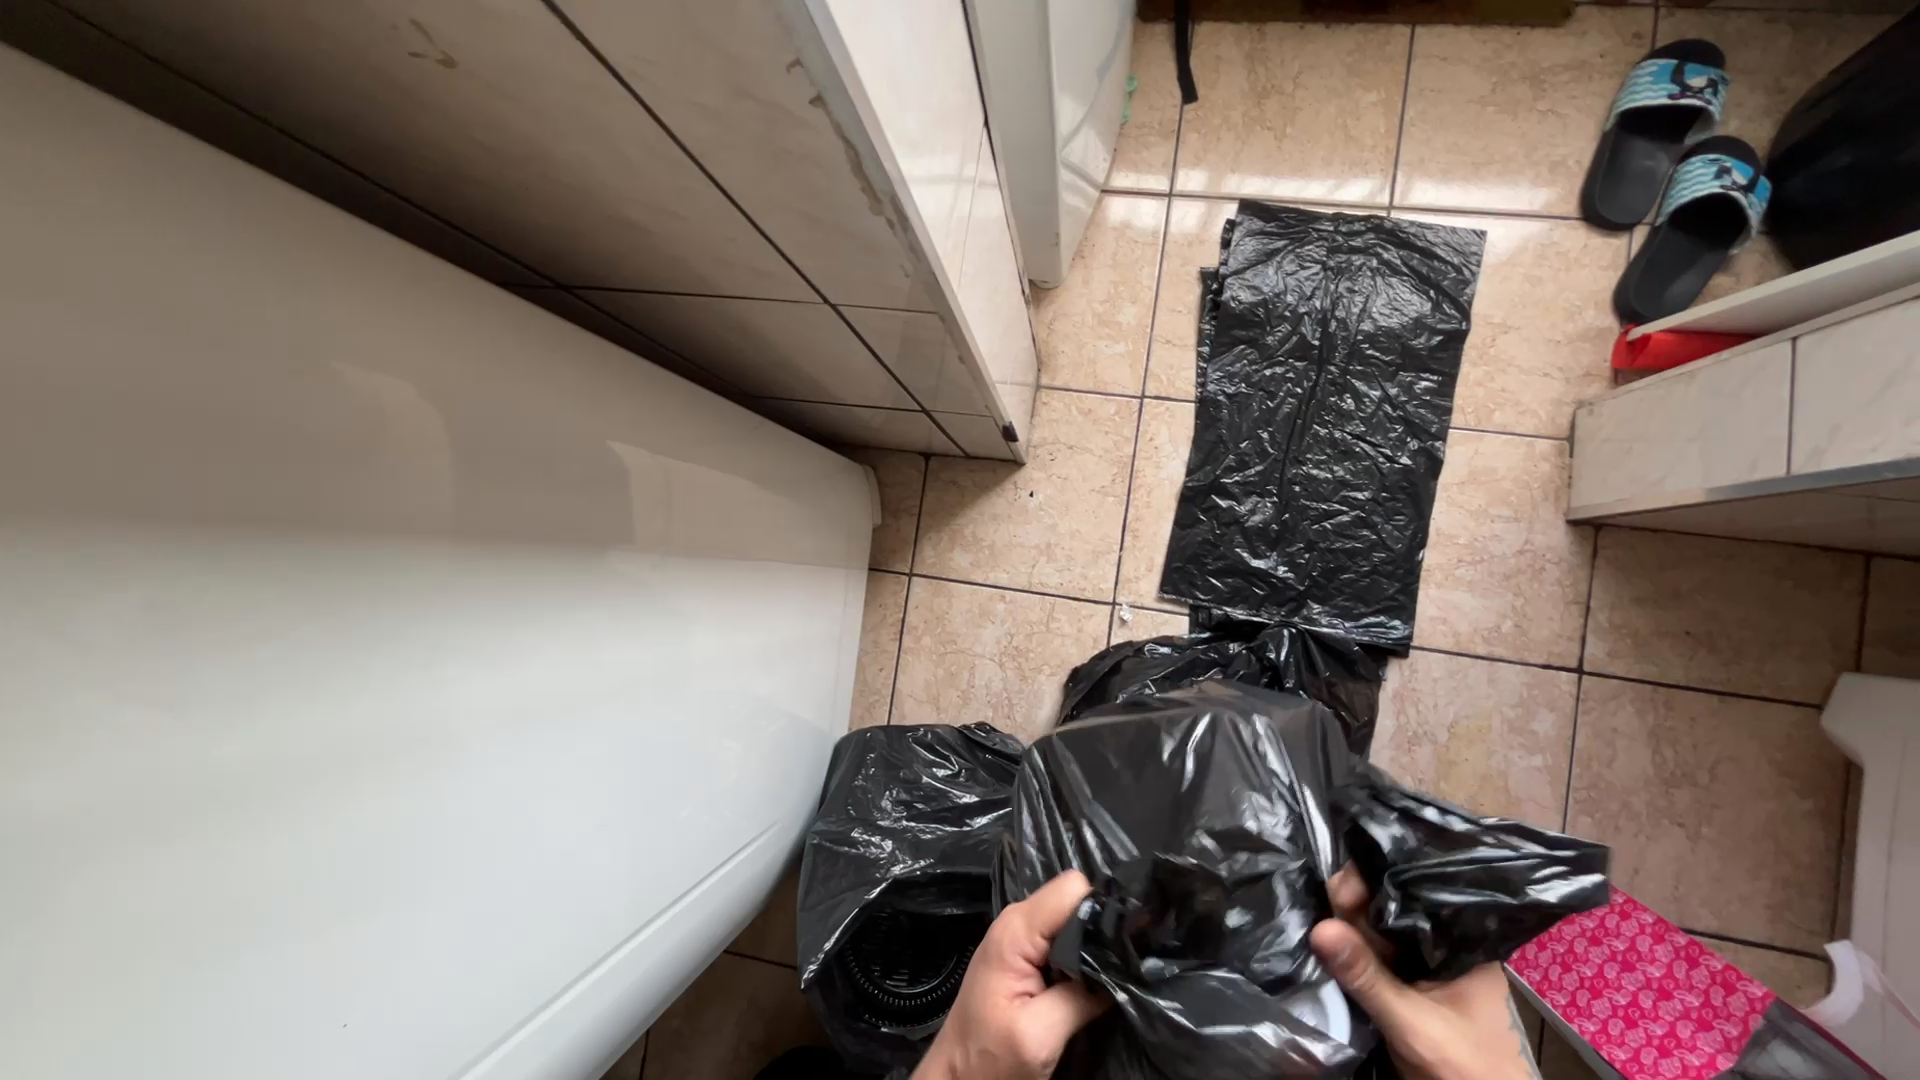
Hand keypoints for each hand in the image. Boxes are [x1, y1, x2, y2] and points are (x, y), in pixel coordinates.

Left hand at [912, 871, 1108, 1079]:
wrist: (957, 1077)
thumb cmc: (989, 1058)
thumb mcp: (1039, 1035)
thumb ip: (1080, 996)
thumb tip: (1121, 972)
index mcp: (1018, 929)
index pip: (1072, 887)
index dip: (1101, 907)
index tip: (1127, 938)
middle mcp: (1018, 920)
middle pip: (1073, 898)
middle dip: (1100, 925)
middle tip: (1126, 959)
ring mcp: (1020, 936)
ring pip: (1070, 917)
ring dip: (1092, 942)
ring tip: (1114, 970)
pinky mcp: (1025, 953)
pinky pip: (1061, 937)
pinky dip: (1079, 953)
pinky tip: (1091, 978)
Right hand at [1309, 865, 1541, 1079]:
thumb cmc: (1466, 1069)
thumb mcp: (1413, 1023)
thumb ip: (1367, 977)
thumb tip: (1318, 927)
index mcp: (1460, 942)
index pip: (1410, 892)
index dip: (1370, 885)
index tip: (1336, 894)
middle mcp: (1441, 946)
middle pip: (1386, 909)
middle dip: (1350, 911)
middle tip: (1319, 919)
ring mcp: (1421, 968)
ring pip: (1374, 934)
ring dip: (1345, 932)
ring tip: (1316, 931)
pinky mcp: (1403, 987)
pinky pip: (1369, 959)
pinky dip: (1348, 956)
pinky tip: (1325, 949)